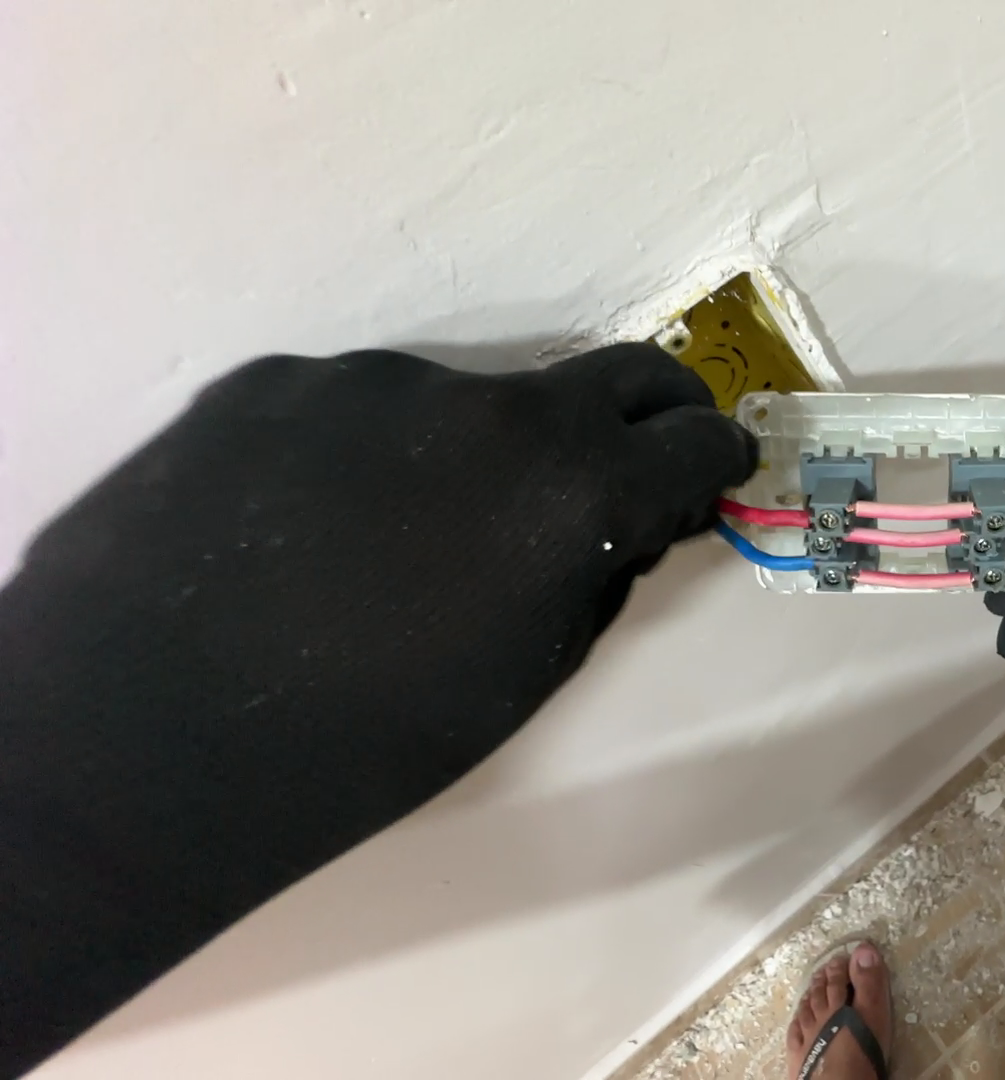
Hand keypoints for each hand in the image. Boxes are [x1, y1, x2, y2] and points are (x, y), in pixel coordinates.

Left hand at [0, 343, 753, 1070]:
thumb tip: (646, 515)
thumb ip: (615, 566)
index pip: (700, 440)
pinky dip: (411, 446)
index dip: (725, 457)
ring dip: (516, 445)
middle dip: (667, 411)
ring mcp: (381, 380)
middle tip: (653, 457)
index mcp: (575, 489)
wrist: (132, 751)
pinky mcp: (283, 379)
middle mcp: (495, 408)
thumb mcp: (548, 660)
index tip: (723, 471)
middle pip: (630, 371)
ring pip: (500, 396)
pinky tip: (352, 513)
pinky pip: (390, 402)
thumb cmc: (384, 734)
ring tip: (450, 521)